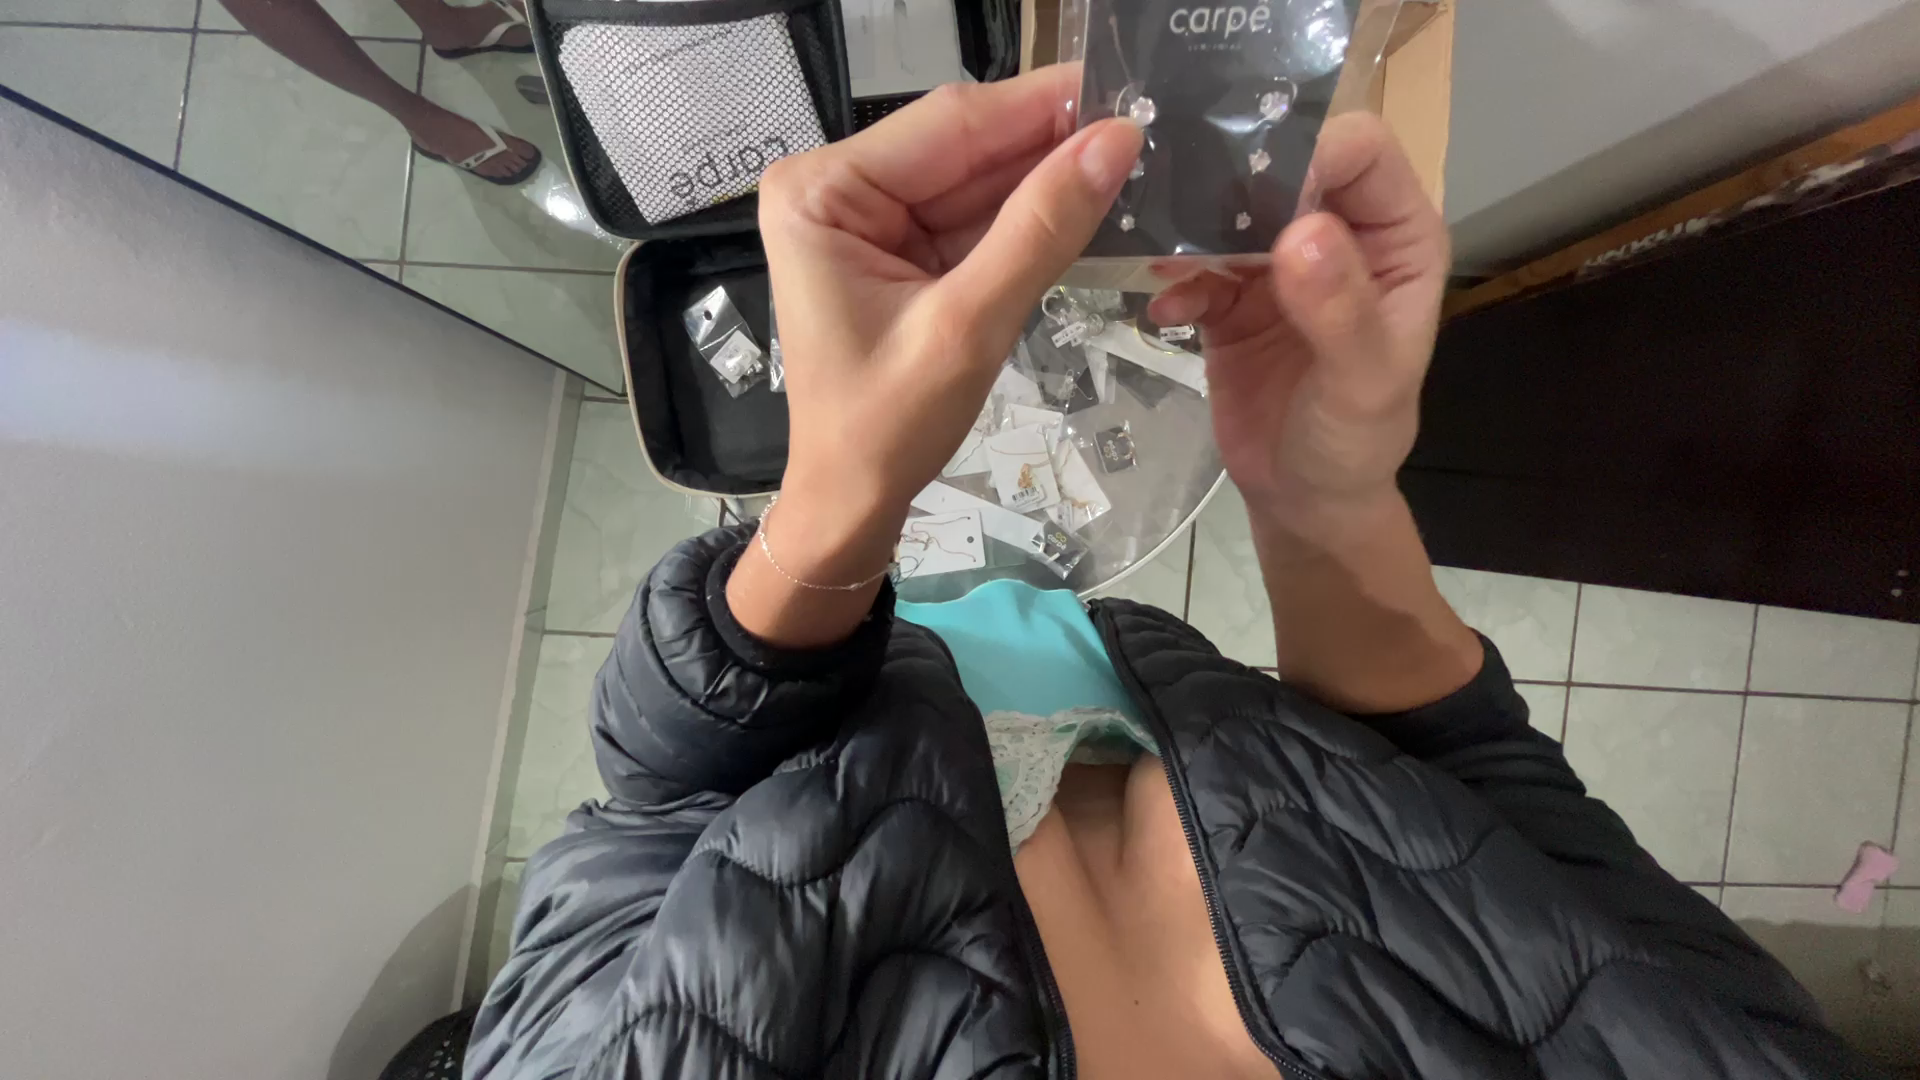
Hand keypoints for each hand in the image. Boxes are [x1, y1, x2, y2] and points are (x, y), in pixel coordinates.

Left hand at [759, 65, 1142, 533]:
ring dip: (1043, 185)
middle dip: (1047, 147)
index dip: (1041, 106)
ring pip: (972, 186)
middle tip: (1140, 132)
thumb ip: (1039, 232)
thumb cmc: (887, 428)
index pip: (948, 125)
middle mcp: (836, 193)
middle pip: (960, 150)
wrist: (852, 499)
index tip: (1125, 90)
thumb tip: (1116, 143)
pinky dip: (1022, 225)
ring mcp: (865, 225)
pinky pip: (969, 226)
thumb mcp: (967, 326)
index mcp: (823, 194)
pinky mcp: (895, 259)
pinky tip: (1080, 209)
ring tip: (1126, 168)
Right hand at [1147, 113, 1448, 532]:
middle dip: (1231, 189)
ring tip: (1160, 261)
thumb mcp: (1361, 381)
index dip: (1305, 157)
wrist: (1301, 496)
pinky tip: (1164, 316)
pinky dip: (1177, 289)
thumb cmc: (1352, 441)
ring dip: (1191, 236)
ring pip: (1230, 221)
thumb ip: (1340, 309)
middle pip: (1281, 175)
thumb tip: (1301, 230)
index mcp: (1394, 239)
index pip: (1356, 156)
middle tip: (1180, 209)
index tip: (1246, 190)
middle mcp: (1337, 240)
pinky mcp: (1230, 307)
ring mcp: (1278, 273)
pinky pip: (1197, 278)